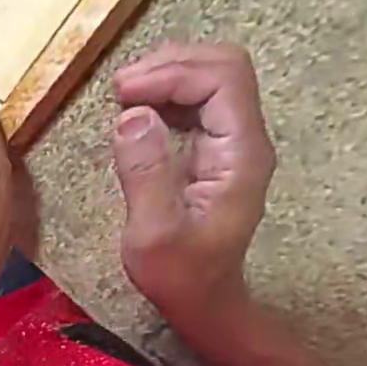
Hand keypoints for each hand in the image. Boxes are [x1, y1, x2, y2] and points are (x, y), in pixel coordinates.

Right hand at [111, 42, 274, 329]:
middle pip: (223, 67)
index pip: (222, 79)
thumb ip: (144, 174)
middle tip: (120, 88)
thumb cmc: (179, 275)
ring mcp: (234, 143)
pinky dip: (168, 95)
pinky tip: (139, 110)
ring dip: (167, 76)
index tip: (123, 93)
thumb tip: (130, 115)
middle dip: (170, 64)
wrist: (204, 301)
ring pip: (213, 79)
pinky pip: (200, 102)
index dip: (171, 72)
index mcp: (241, 155)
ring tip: (123, 95)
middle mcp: (246, 140)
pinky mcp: (218, 151)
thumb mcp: (152, 233)